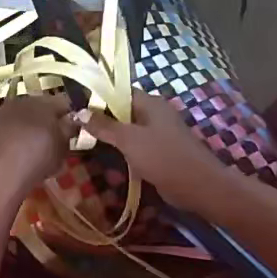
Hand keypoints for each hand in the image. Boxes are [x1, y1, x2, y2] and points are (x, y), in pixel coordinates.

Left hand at [0, 94, 75, 196]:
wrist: (0, 171)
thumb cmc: (38, 159)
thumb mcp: (62, 148)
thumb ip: (68, 130)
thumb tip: (70, 120)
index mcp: (46, 103)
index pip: (63, 101)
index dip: (67, 115)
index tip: (68, 130)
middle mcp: (23, 100)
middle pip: (38, 104)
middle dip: (44, 117)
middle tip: (47, 138)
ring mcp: (1, 109)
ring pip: (17, 111)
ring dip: (23, 122)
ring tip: (25, 143)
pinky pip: (0, 121)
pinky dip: (5, 130)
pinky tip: (6, 146)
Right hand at [80, 92, 228, 213]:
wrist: (198, 186)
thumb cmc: (163, 156)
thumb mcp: (128, 139)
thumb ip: (103, 126)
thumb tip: (79, 112)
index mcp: (150, 103)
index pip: (120, 92)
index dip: (99, 97)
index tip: (78, 107)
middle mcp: (155, 114)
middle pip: (123, 111)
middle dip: (102, 118)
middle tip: (77, 127)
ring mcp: (159, 133)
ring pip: (129, 130)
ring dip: (111, 136)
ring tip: (86, 141)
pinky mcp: (161, 151)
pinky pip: (137, 145)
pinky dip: (123, 149)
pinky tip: (107, 156)